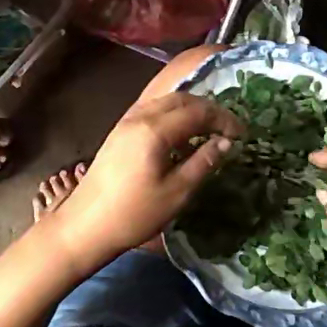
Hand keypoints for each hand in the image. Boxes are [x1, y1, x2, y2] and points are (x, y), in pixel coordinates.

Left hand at [42, 93, 244, 266]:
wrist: (85, 226)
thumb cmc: (134, 214)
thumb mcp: (177, 192)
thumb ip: (204, 162)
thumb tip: (226, 142)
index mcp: (155, 130)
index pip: (198, 111)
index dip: (224, 119)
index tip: (241, 136)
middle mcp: (140, 117)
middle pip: (182, 99)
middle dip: (209, 110)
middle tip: (228, 129)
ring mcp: (126, 122)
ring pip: (166, 102)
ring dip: (191, 110)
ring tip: (209, 130)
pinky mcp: (119, 132)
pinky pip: (152, 111)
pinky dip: (173, 115)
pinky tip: (181, 136)